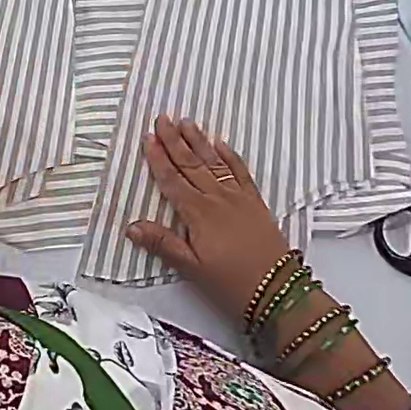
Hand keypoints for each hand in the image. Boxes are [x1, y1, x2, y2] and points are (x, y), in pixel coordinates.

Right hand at [124, 115, 293, 323]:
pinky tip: (220, 144)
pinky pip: (240, 172)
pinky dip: (229, 156)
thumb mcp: (192, 269)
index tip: (148, 138)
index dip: (158, 158)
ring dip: (198, 141)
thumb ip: (162, 244)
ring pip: (213, 163)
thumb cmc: (231, 284)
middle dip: (174, 140)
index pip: (172, 180)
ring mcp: (238, 198)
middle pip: (190, 164)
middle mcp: (216, 199)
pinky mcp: (255, 203)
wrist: (278, 290)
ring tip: (187, 122)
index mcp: (198, 214)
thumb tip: (132, 227)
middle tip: (163, 118)